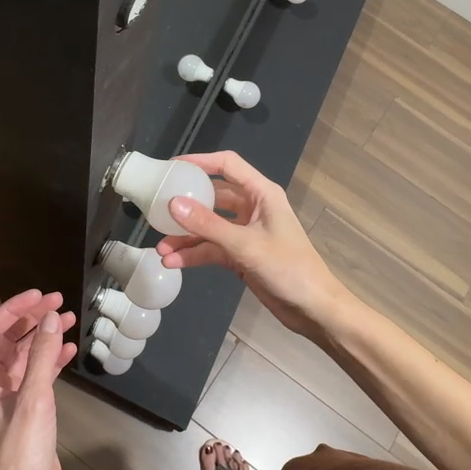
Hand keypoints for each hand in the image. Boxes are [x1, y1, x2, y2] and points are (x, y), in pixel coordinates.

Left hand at [0, 290, 76, 469]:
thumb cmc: (21, 457)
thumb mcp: (32, 402)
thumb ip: (40, 357)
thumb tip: (49, 317)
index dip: (11, 309)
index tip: (40, 295)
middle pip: (5, 341)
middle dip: (30, 319)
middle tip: (59, 302)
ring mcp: (6, 403)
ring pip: (22, 357)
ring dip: (43, 338)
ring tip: (69, 319)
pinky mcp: (25, 416)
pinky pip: (35, 377)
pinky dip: (51, 361)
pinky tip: (70, 351)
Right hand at [156, 150, 355, 339]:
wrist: (313, 308)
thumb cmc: (288, 267)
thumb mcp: (245, 245)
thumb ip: (208, 225)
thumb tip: (173, 204)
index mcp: (262, 194)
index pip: (228, 165)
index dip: (200, 161)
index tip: (171, 167)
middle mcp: (253, 208)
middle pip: (214, 196)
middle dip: (187, 205)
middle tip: (157, 208)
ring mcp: (247, 232)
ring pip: (210, 226)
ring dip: (186, 236)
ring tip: (160, 248)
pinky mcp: (242, 255)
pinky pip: (213, 248)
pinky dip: (195, 254)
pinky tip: (173, 262)